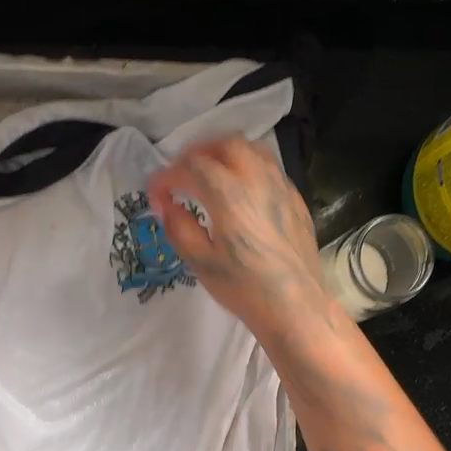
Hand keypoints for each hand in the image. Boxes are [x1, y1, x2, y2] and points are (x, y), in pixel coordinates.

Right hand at [147, 137, 338, 337]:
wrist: (295, 305)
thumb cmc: (244, 288)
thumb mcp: (201, 263)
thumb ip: (179, 228)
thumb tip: (167, 205)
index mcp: (229, 195)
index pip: (191, 168)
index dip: (168, 176)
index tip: (155, 193)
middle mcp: (257, 180)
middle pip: (225, 145)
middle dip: (198, 153)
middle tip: (182, 173)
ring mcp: (281, 186)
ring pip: (252, 150)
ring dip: (226, 154)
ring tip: (211, 174)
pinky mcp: (295, 199)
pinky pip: (270, 168)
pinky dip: (248, 168)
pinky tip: (242, 191)